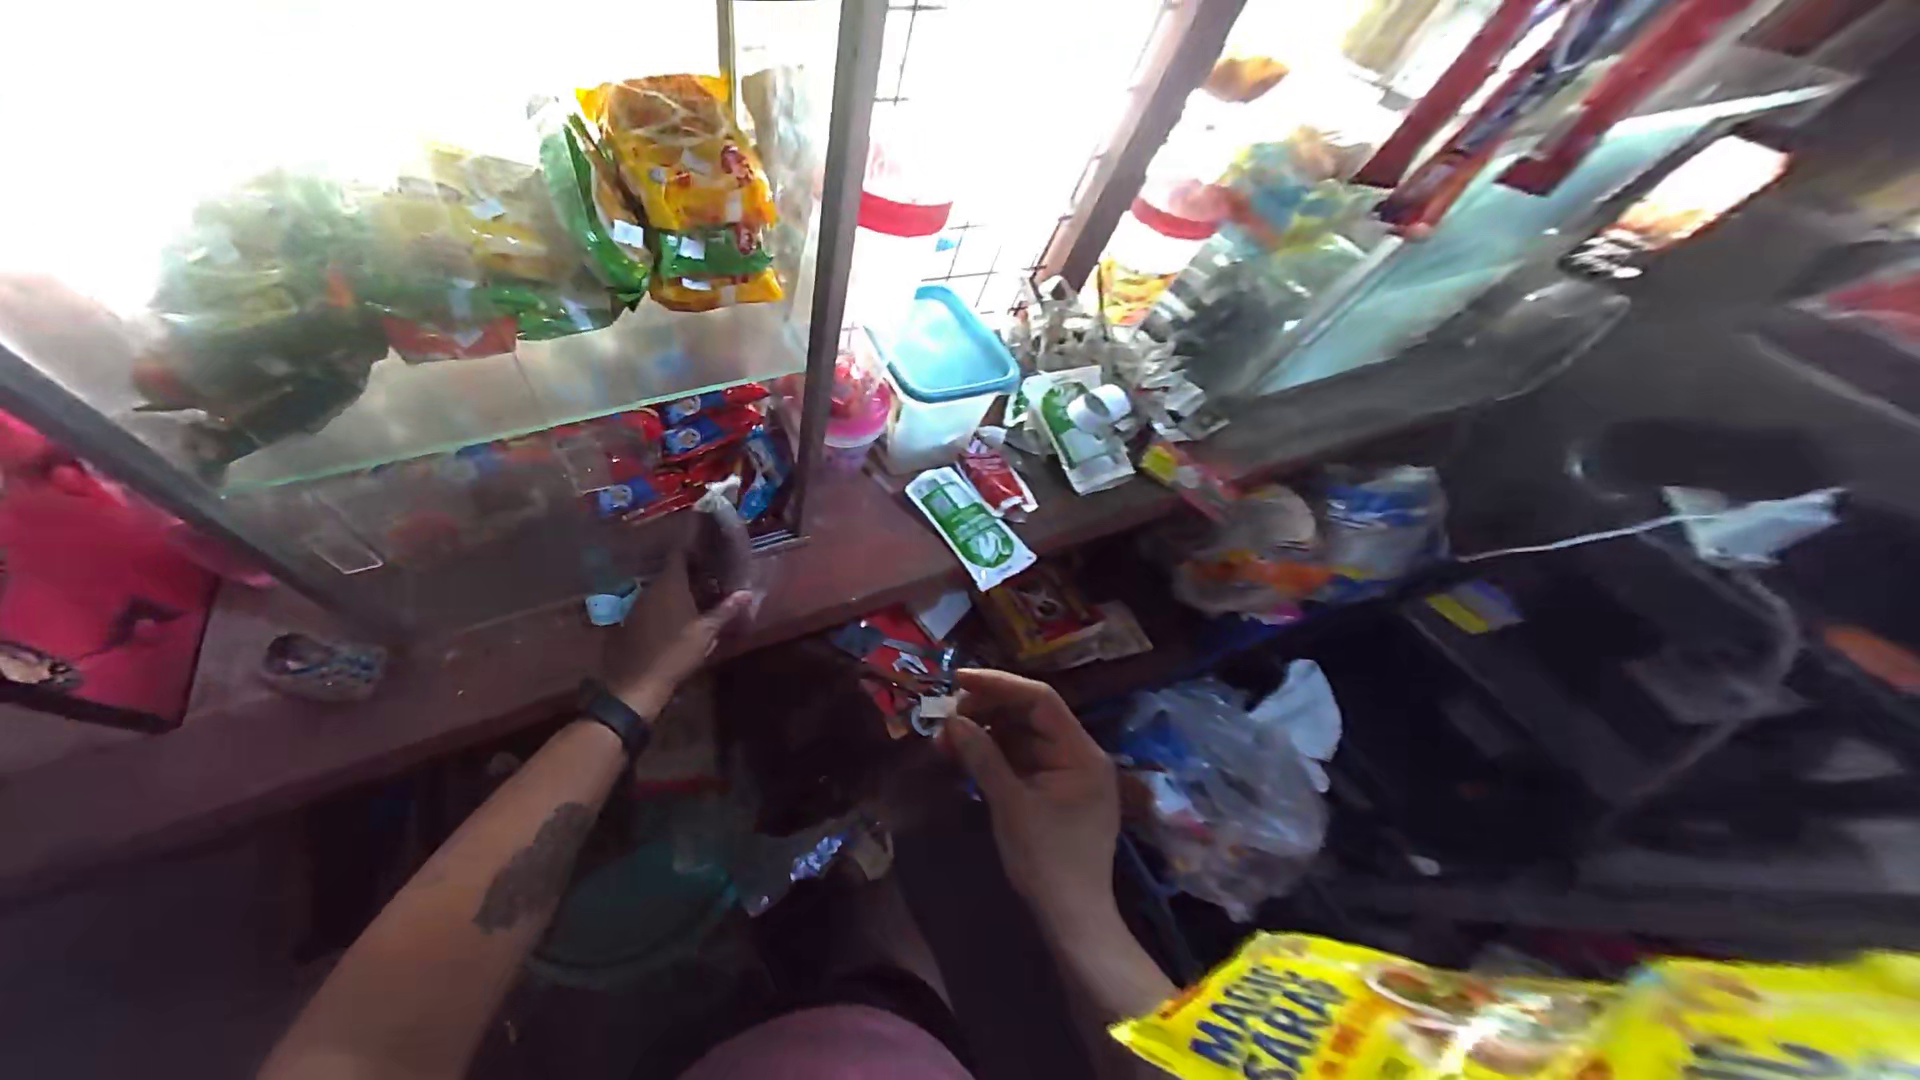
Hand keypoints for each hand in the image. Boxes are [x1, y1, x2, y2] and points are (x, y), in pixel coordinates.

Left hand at [603, 555, 751, 719]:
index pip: (679, 554)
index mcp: (670, 584)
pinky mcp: (630, 621)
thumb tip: (747, 592)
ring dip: (678, 589)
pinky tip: (679, 617)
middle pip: (671, 571)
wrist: (637, 684)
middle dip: (691, 572)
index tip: (710, 552)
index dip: (694, 550)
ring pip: (661, 588)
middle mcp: (650, 588)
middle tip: (713, 578)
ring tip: (700, 597)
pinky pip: (652, 603)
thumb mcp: (707, 632)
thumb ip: (726, 610)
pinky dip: (665, 604)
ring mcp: (638, 605)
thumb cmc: (676, 652)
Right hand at [939, 669, 1119, 933]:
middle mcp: (1077, 754)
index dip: (999, 684)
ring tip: (945, 735)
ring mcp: (1063, 772)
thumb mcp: (1011, 805)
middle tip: (946, 713)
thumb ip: (983, 757)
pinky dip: (991, 754)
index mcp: (1081, 752)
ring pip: (1020, 736)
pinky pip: (1018, 759)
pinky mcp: (1049, 789)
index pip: (1041, 700)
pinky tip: (961, 752)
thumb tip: (952, 721)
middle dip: (987, 710)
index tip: (960, 679)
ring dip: (984, 732)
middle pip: (1030, 715)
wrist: (1072, 921)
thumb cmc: (1048, 861)